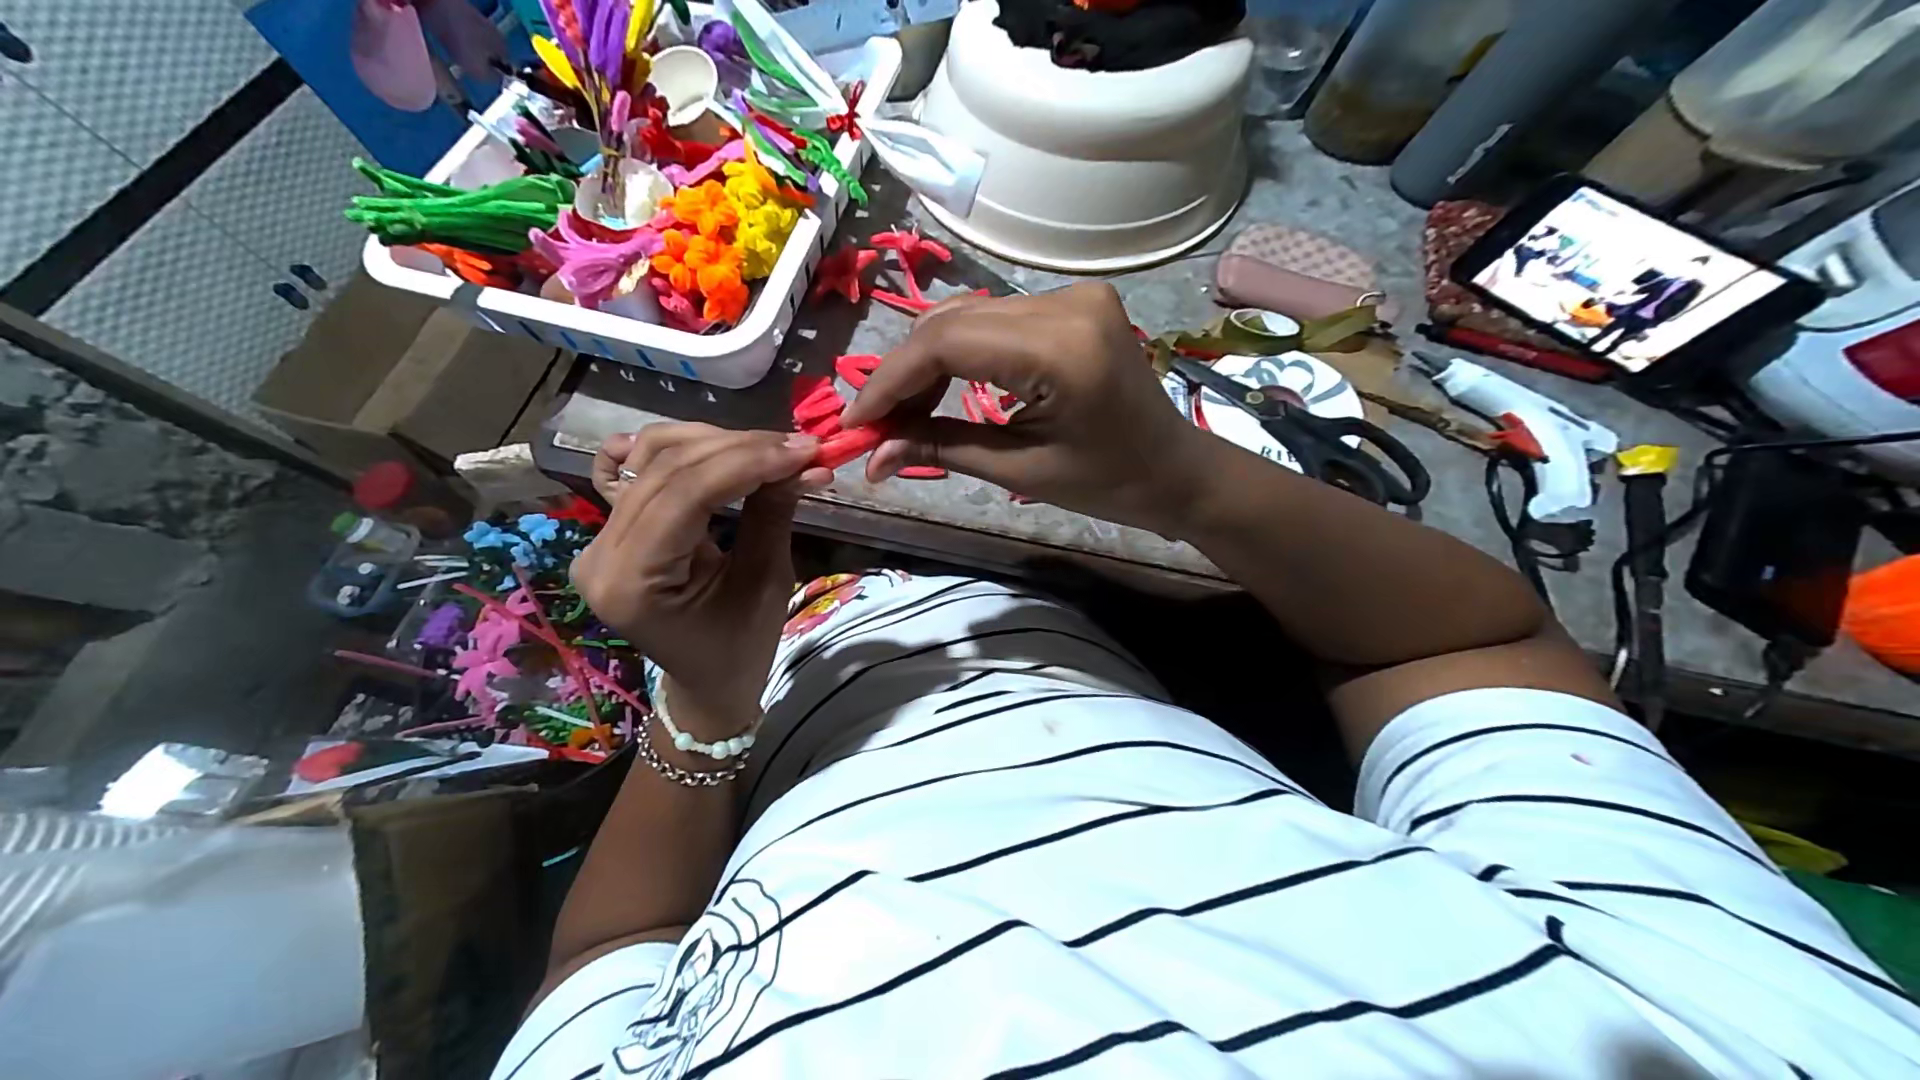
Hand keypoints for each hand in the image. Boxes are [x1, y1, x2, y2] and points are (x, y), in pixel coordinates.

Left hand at [572, 424, 828, 722]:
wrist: (707, 683)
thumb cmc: (740, 649)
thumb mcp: (766, 583)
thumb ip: (773, 513)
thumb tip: (805, 461)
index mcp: (632, 581)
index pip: (686, 493)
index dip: (749, 461)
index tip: (806, 449)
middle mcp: (601, 553)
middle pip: (666, 467)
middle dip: (741, 448)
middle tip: (800, 447)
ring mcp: (599, 539)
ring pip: (652, 457)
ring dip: (718, 442)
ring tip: (772, 448)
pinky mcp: (611, 530)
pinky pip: (642, 471)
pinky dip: (685, 451)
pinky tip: (716, 445)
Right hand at [840, 284, 1218, 536]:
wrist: (1173, 468)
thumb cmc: (1106, 482)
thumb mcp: (1018, 471)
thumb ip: (941, 448)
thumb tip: (871, 456)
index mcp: (1060, 350)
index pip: (947, 343)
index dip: (890, 380)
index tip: (858, 421)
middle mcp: (1066, 303)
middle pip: (951, 321)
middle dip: (902, 372)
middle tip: (876, 422)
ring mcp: (1072, 294)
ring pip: (967, 314)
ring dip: (926, 358)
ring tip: (904, 409)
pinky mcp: (1072, 299)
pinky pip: (994, 316)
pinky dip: (959, 348)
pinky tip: (942, 383)